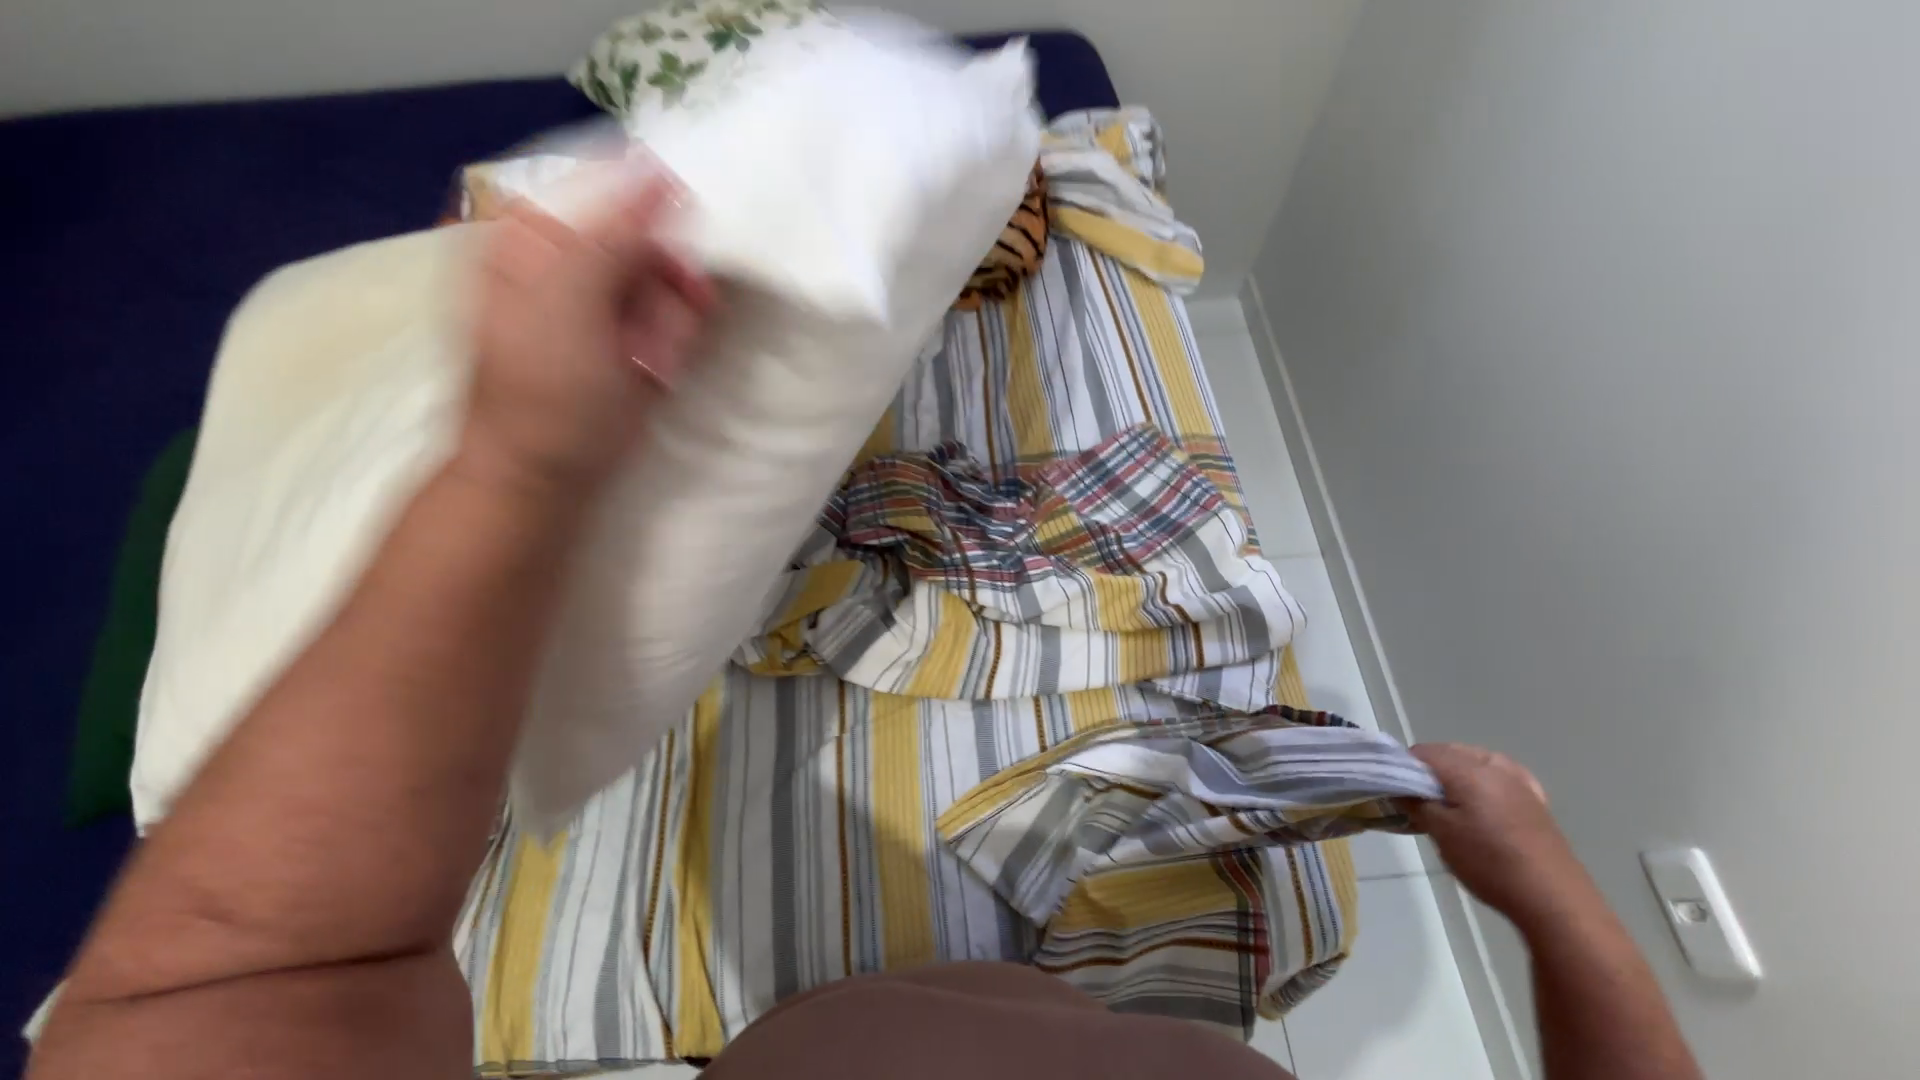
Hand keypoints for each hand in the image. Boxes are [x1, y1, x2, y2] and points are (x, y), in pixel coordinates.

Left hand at [458, 167, 714, 498]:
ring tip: (657, 357)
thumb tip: (657, 171)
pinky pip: (670, 310)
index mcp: (531, 232)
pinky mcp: (624, 331)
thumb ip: (609, 235)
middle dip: (667, 273)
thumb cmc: (547, 393)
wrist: (544, 475)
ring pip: (665, 272)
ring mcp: (596, 295)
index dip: (651, 205)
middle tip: (674, 312)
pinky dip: (675, 336)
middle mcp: (564, 253)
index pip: (602, 181)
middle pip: (642, 229)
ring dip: (674, 314)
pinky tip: (661, 366)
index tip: (682, 237)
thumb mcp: (567, 302)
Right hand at [1407, 743, 1596, 929]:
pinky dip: (1483, 782)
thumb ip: (1415, 802)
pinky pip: (1499, 776)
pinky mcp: (1535, 800)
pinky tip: (1482, 805)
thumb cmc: (1489, 863)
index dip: (1403, 768)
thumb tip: (1399, 787)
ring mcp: (1520, 782)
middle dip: (1429, 772)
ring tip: (1451, 808)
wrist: (1553, 899)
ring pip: (1474, 762)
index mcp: (1469, 770)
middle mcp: (1495, 766)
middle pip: (1449, 752)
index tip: (1399, 795)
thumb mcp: (1440, 833)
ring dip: (1456, 776)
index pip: (1423, 752)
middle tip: (1422, 804)